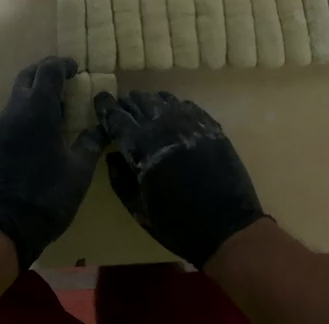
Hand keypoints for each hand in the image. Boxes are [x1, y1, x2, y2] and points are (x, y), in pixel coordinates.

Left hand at [0, 57, 104, 269]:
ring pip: (15, 98)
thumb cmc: (46, 196)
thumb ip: (90, 143)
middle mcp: (14, 110)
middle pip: (27, 76)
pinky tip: (34, 138)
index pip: (48, 70)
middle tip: (63, 81)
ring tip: (54, 113)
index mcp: (38, 109)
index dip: (62, 65)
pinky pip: (7, 119)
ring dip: (33, 96)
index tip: (75, 68)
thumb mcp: (79, 172)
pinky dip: (23, 117)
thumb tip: (102, 126)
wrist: (0, 226)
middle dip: (45, 73)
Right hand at [96, 89, 265, 267]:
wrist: (228, 229)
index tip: (99, 100)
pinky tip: (171, 117)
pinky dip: (172, 107)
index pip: (117, 116)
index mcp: (142, 146)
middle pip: (138, 101)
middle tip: (121, 110)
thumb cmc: (178, 225)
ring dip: (149, 103)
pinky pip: (185, 105)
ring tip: (145, 111)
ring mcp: (189, 121)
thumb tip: (112, 156)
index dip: (105, 106)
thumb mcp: (139, 211)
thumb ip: (120, 180)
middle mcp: (164, 125)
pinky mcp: (209, 124)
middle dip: (126, 104)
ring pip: (161, 99)